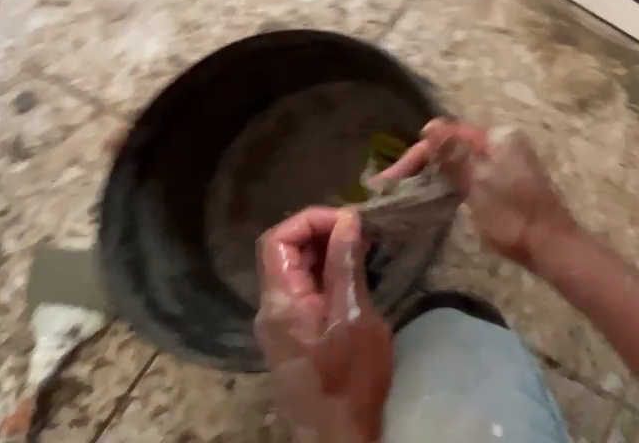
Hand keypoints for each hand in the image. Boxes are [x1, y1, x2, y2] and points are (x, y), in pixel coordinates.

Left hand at [254, 207, 392, 442]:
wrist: (338, 437)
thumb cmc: (349, 377)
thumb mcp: (354, 315)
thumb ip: (345, 265)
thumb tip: (347, 218)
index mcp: (280, 302)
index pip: (277, 240)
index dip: (312, 219)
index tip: (350, 219)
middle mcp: (271, 309)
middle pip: (285, 251)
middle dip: (323, 231)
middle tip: (364, 230)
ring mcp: (282, 324)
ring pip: (296, 269)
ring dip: (328, 250)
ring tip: (367, 246)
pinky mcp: (296, 334)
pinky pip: (305, 288)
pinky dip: (329, 271)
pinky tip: (358, 272)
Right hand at [377, 119, 578, 267]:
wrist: (549, 245)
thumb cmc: (513, 215)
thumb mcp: (478, 184)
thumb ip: (454, 155)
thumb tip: (430, 125)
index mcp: (499, 137)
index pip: (447, 135)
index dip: (417, 155)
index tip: (388, 179)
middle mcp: (503, 143)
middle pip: (453, 147)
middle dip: (421, 164)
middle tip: (388, 188)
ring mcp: (505, 162)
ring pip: (460, 162)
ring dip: (432, 174)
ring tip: (401, 192)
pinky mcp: (504, 182)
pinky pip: (470, 175)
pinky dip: (449, 183)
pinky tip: (430, 195)